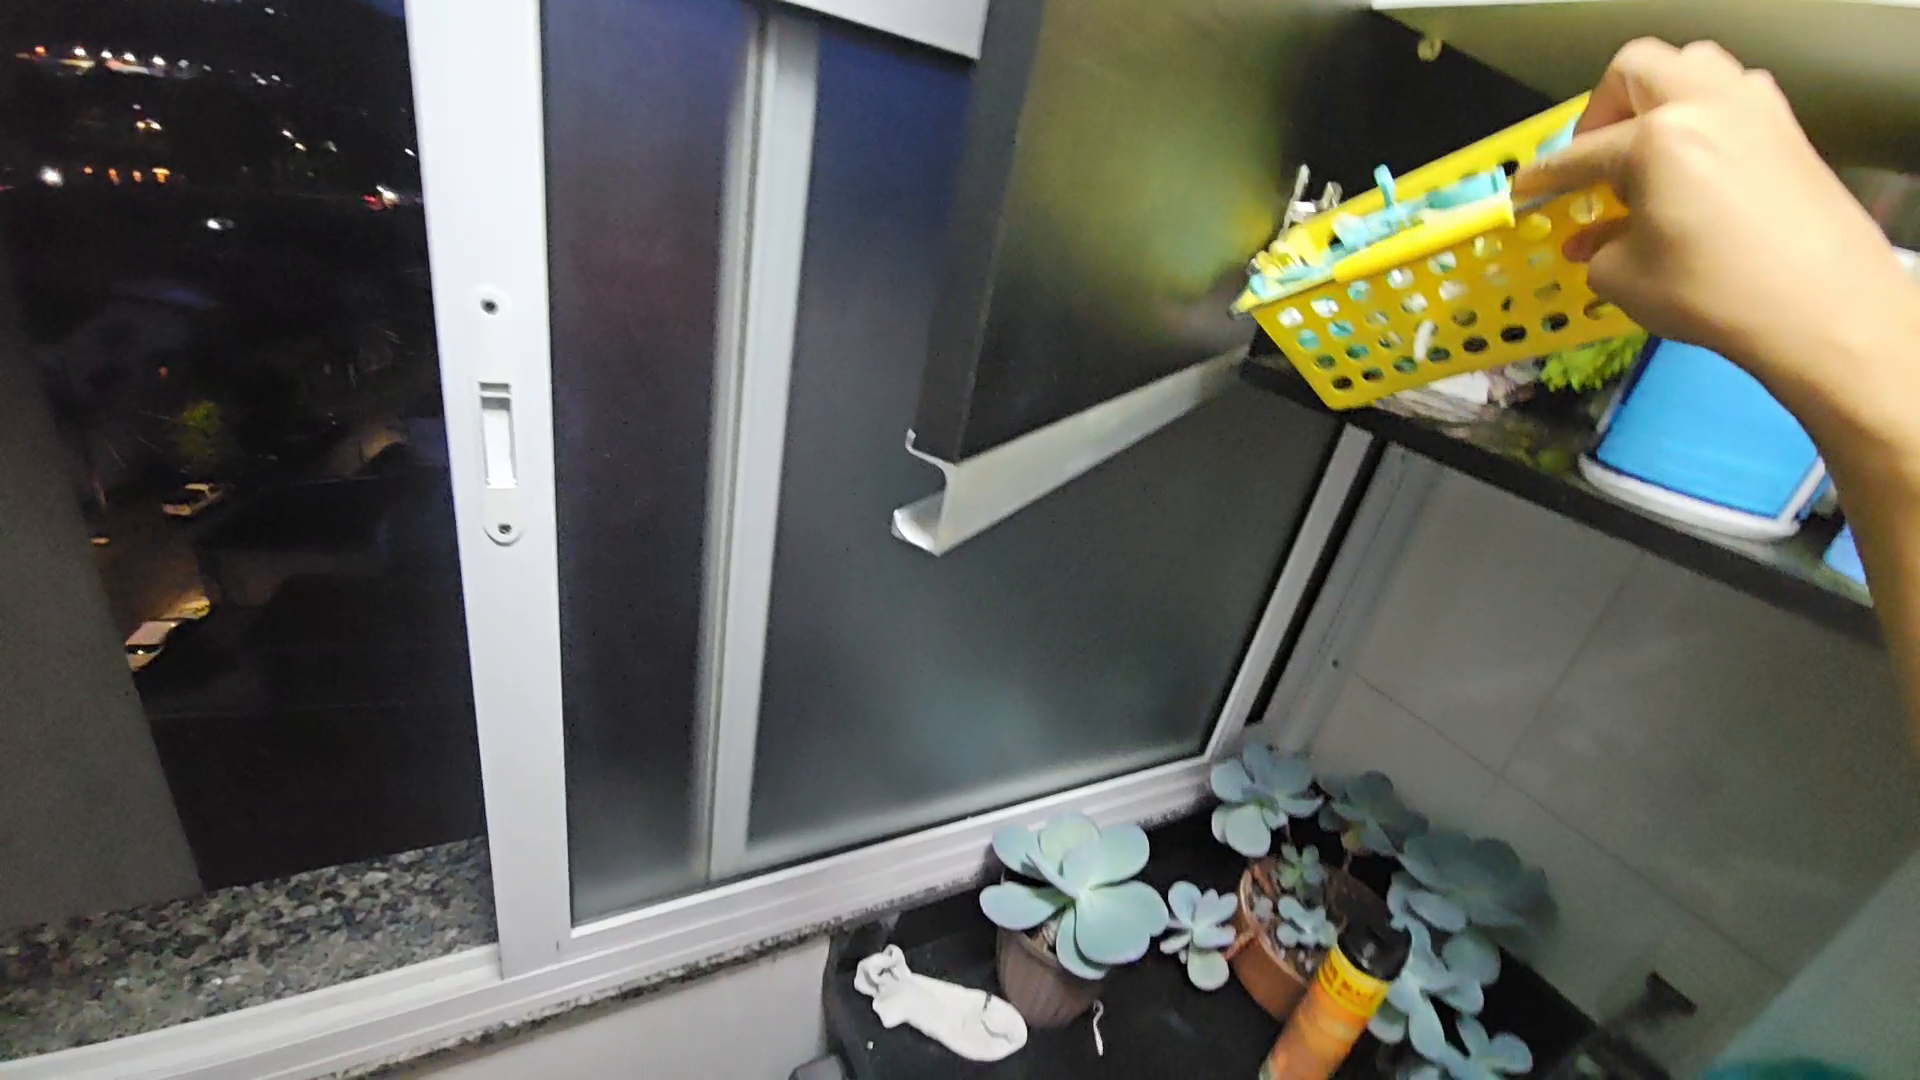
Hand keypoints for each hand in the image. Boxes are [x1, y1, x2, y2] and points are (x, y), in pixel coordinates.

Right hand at [1514, 39, 1913, 413]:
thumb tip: (1589, 238)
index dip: (1539, 179)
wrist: (1814, 301)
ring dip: (1653, 103)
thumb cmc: (1701, 289)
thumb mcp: (1618, 274)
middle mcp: (1706, 106)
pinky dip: (1694, 120)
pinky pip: (1726, 99)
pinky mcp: (1783, 130)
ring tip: (1637, 157)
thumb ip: (1596, 244)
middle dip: (1599, 112)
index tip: (1520, 194)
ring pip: (1690, 69)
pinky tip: (1681, 169)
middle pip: (1637, 70)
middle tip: (1588, 161)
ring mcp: (1753, 111)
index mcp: (1655, 139)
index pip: (1575, 155)